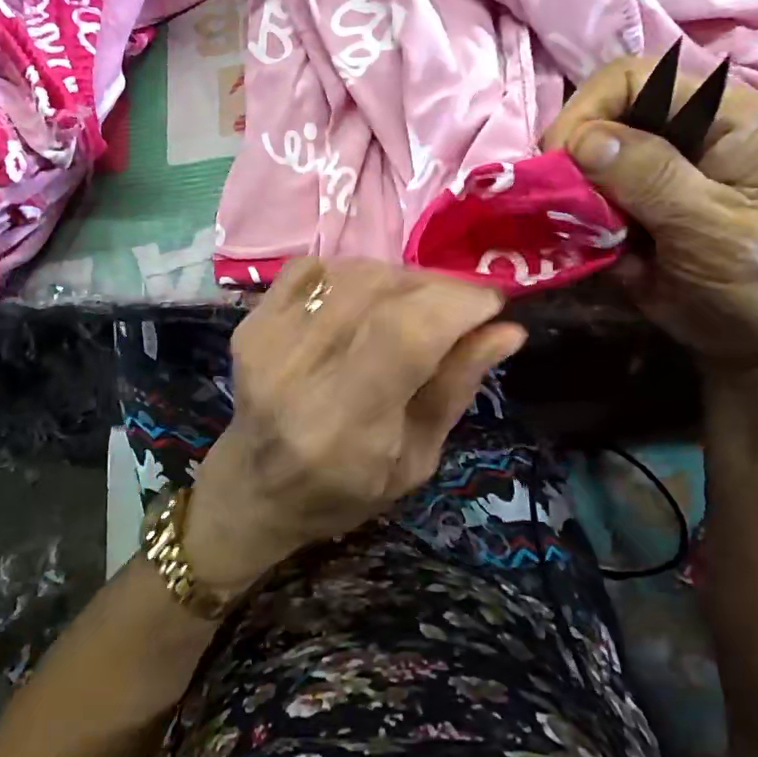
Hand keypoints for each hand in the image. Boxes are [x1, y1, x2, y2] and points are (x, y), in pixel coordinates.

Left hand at [182, 259, 526, 594]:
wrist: (254, 486)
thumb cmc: (343, 490)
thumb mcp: (414, 461)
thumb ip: (454, 391)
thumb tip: (507, 328)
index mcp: (346, 424)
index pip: (405, 333)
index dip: (458, 303)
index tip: (491, 306)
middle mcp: (300, 373)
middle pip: (379, 291)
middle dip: (437, 287)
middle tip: (458, 308)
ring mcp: (267, 341)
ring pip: (350, 273)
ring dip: (399, 278)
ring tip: (415, 306)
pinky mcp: (250, 324)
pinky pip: (311, 267)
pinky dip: (350, 273)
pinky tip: (363, 301)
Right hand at [542, 56, 757, 390]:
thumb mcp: (719, 230)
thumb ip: (653, 178)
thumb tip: (581, 137)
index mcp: (726, 119)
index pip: (634, 78)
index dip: (586, 111)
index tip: (558, 162)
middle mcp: (688, 138)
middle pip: (602, 121)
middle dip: (571, 162)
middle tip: (563, 210)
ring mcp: (660, 179)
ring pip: (587, 167)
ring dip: (572, 201)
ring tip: (582, 239)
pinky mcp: (640, 215)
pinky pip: (589, 206)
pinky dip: (577, 227)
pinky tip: (592, 253)